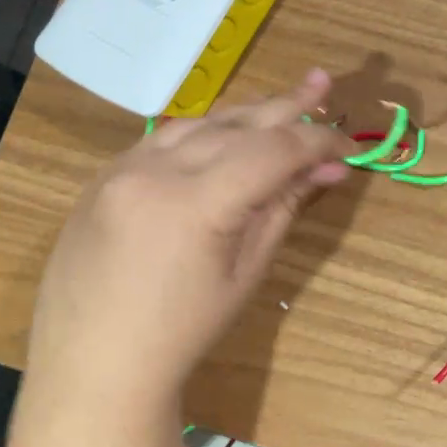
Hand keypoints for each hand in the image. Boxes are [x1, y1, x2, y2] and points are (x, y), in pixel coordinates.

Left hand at [27, 69, 353, 403]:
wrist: (96, 363)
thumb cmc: (185, 330)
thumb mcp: (246, 271)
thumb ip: (283, 208)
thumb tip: (327, 171)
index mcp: (195, 203)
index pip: (273, 150)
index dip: (317, 142)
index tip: (349, 147)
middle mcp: (153, 171)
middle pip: (235, 124)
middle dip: (286, 106)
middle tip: (323, 84)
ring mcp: (120, 170)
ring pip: (197, 124)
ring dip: (245, 116)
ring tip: (284, 107)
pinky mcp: (103, 178)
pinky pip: (163, 140)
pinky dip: (204, 134)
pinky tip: (225, 136)